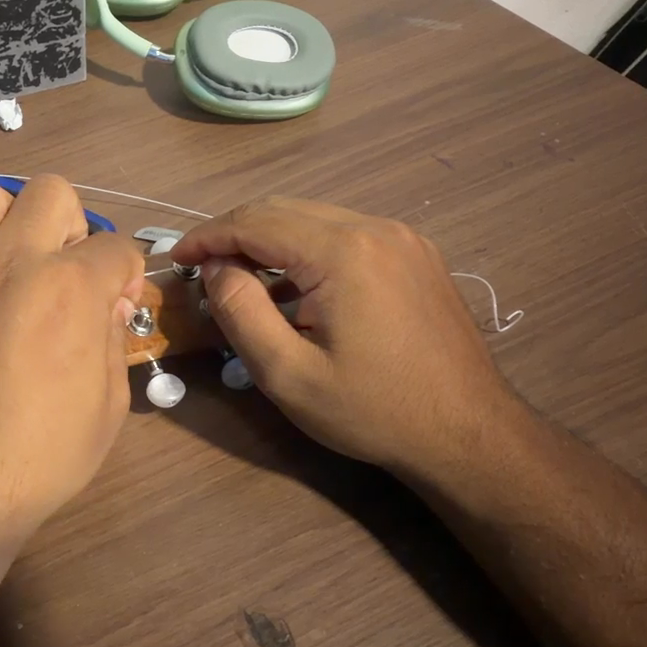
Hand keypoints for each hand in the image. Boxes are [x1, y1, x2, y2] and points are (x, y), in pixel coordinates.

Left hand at [0, 176, 145, 554]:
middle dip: (71, 223)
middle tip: (64, 268)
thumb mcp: (108, 405)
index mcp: (70, 287)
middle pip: (51, 191)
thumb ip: (113, 337)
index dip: (124, 270)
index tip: (116, 298)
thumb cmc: (42, 458)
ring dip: (2, 219)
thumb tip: (110, 299)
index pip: (115, 245)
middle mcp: (11, 261)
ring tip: (5, 259)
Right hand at [168, 197, 515, 473]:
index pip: (254, 221)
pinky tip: (293, 285)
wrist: (471, 437)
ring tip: (239, 278)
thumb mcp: (287, 373)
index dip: (206, 236)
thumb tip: (216, 267)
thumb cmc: (373, 411)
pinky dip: (304, 248)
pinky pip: (342, 232)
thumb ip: (240, 310)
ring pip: (312, 217)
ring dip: (268, 240)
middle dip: (233, 234)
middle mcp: (374, 228)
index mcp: (343, 251)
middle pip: (281, 210)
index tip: (175, 259)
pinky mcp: (415, 254)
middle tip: (201, 269)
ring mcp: (401, 237)